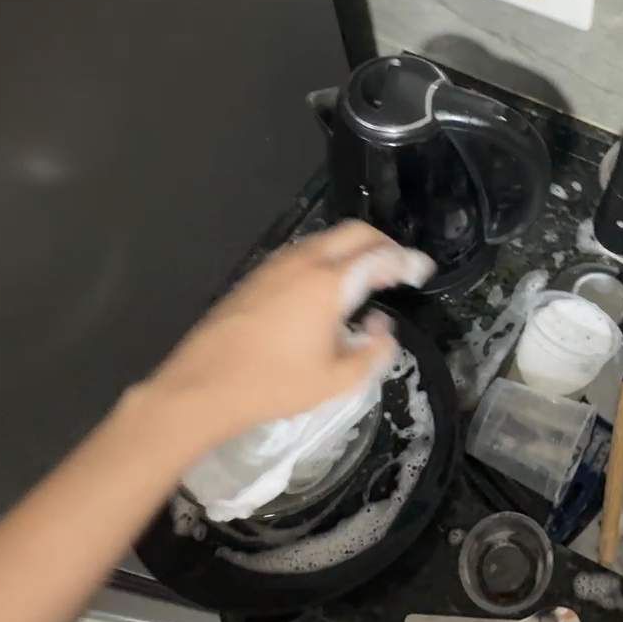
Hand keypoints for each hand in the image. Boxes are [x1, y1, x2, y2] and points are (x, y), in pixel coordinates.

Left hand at [121, 221, 433, 458]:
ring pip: (327, 239)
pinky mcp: (257, 277)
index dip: (408, 261)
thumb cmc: (273, 386)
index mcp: (328, 283)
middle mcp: (303, 263)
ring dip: (354, 249)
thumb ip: (374, 351)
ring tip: (370, 275)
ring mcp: (275, 266)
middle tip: (400, 266)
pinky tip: (329, 287)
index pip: (380, 256)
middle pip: (354, 232)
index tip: (423, 270)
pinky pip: (304, 253)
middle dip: (384, 244)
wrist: (199, 389)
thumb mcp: (337, 380)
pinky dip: (329, 258)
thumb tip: (383, 328)